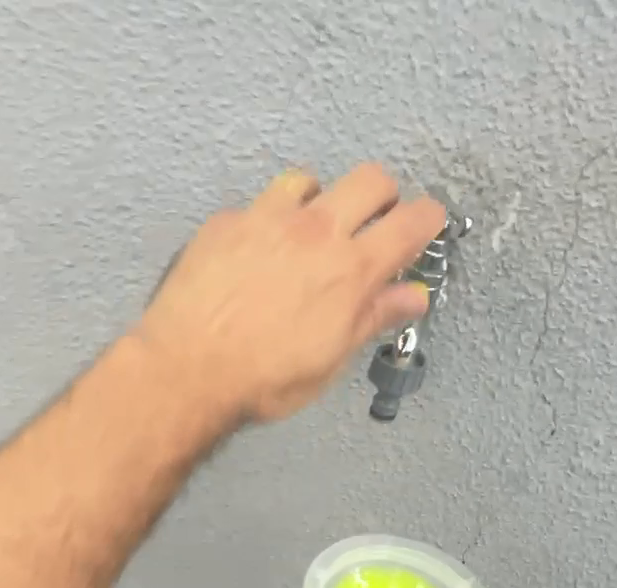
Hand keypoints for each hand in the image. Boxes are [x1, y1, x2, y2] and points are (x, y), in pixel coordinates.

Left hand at [131, 164, 447, 422]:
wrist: (187, 370)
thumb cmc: (259, 379)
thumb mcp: (329, 360)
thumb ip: (371, 318)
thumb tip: (411, 298)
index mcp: (350, 271)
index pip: (411, 223)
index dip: (428, 219)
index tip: (427, 224)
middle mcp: (314, 233)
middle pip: (370, 180)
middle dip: (382, 195)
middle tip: (374, 221)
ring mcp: (267, 220)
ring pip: (310, 180)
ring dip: (319, 200)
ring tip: (308, 231)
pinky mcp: (226, 224)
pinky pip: (256, 205)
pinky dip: (265, 221)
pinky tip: (254, 253)